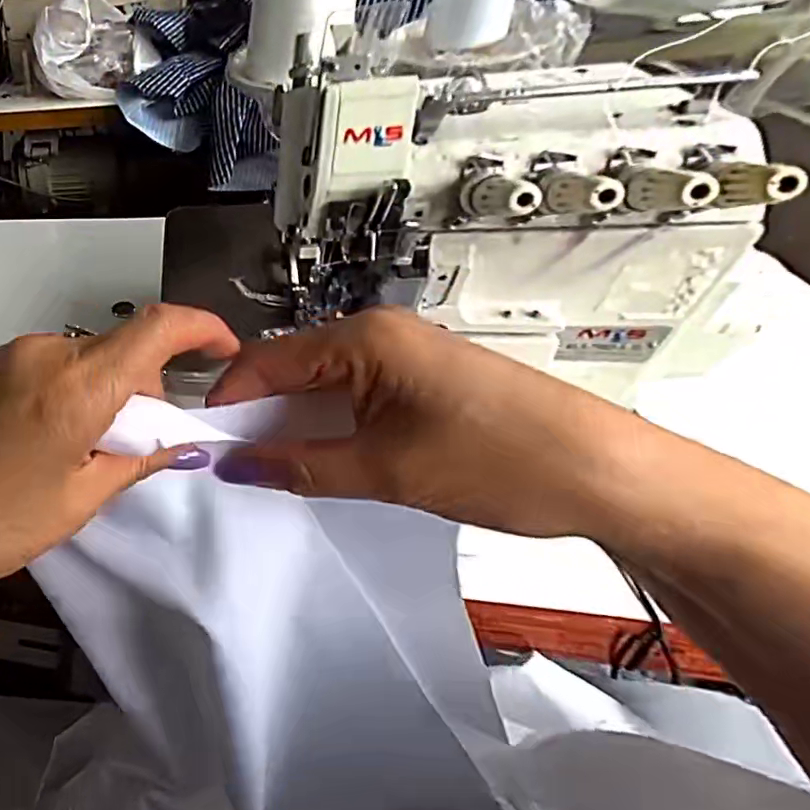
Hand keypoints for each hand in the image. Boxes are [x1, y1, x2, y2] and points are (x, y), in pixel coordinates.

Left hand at [0, 305, 239, 682]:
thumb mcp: (82, 499)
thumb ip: (139, 456)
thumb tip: (181, 439)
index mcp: (76, 385)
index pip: (157, 328)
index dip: (202, 328)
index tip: (224, 350)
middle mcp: (44, 352)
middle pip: (123, 348)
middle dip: (146, 387)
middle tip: (135, 444)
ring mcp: (10, 354)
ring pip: (89, 357)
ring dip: (107, 391)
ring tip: (84, 450)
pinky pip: (54, 364)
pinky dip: (74, 390)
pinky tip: (51, 437)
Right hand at [207, 307, 661, 539]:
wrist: (605, 474)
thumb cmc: (503, 458)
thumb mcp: (385, 469)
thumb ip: (302, 464)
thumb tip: (237, 465)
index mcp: (364, 337)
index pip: (266, 360)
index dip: (228, 401)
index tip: (204, 443)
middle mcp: (380, 335)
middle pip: (291, 371)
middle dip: (260, 418)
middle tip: (236, 467)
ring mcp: (404, 359)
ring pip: (322, 389)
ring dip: (297, 427)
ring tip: (279, 472)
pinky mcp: (421, 384)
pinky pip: (355, 400)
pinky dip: (332, 429)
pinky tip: (327, 463)